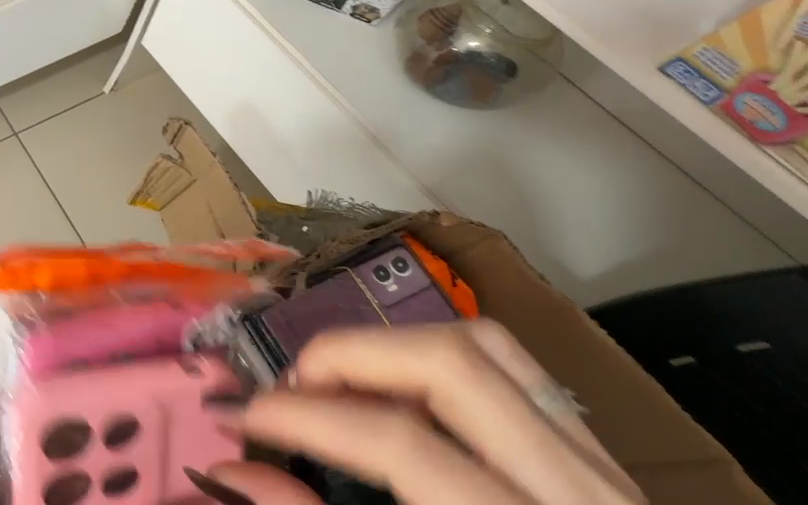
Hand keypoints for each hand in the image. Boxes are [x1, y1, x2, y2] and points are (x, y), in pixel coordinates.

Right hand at [200, 320, 645, 504]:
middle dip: (345, 358)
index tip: (241, 416)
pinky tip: (397, 388)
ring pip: (486, 347)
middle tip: (290, 389)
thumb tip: (233, 473)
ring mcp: (604, 473)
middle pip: (449, 366)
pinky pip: (517, 370)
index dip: (304, 417)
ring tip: (337, 381)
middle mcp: (580, 496)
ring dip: (390, 347)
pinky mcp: (603, 464)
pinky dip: (438, 357)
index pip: (401, 444)